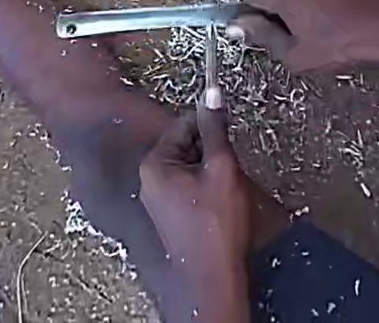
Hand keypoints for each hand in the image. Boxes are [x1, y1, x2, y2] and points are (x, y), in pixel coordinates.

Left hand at [138, 101, 255, 299]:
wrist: (215, 285)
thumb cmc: (216, 226)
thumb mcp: (221, 167)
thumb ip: (215, 128)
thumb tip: (213, 93)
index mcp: (154, 163)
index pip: (184, 125)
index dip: (209, 127)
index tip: (228, 135)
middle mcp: (149, 179)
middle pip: (186, 146)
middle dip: (210, 152)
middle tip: (228, 170)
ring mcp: (158, 200)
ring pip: (190, 167)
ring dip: (210, 171)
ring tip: (226, 191)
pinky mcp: (170, 216)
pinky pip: (189, 188)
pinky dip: (206, 190)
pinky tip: (220, 205)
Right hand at [232, 0, 378, 72]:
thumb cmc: (339, 44)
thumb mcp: (295, 54)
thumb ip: (262, 36)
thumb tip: (239, 26)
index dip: (251, 14)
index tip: (261, 29)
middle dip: (277, 8)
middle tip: (293, 34)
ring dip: (299, 1)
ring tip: (318, 26)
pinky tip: (334, 16)